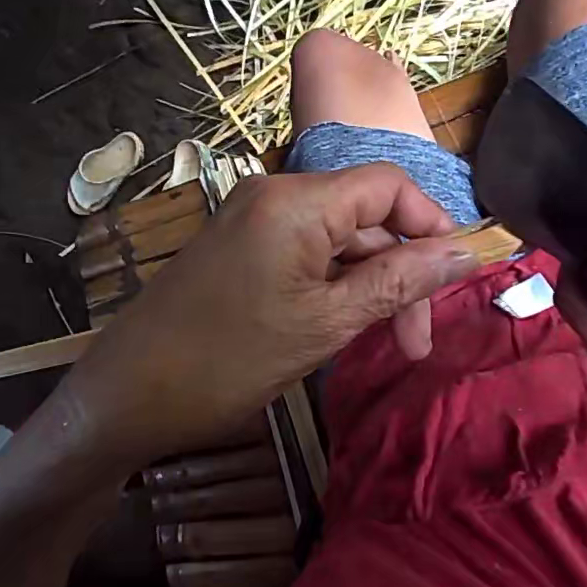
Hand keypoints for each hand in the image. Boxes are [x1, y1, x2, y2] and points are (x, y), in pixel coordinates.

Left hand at [58, 164, 479, 469]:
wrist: (122, 400)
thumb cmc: (228, 362)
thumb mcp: (328, 324)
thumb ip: (401, 281)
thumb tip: (465, 253)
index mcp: (299, 201)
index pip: (390, 186)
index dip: (432, 224)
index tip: (452, 279)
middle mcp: (279, 194)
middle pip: (370, 218)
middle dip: (402, 274)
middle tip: (415, 343)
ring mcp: (258, 218)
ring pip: (344, 240)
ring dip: (372, 286)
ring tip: (383, 343)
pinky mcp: (247, 244)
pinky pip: (313, 251)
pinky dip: (339, 285)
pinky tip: (345, 327)